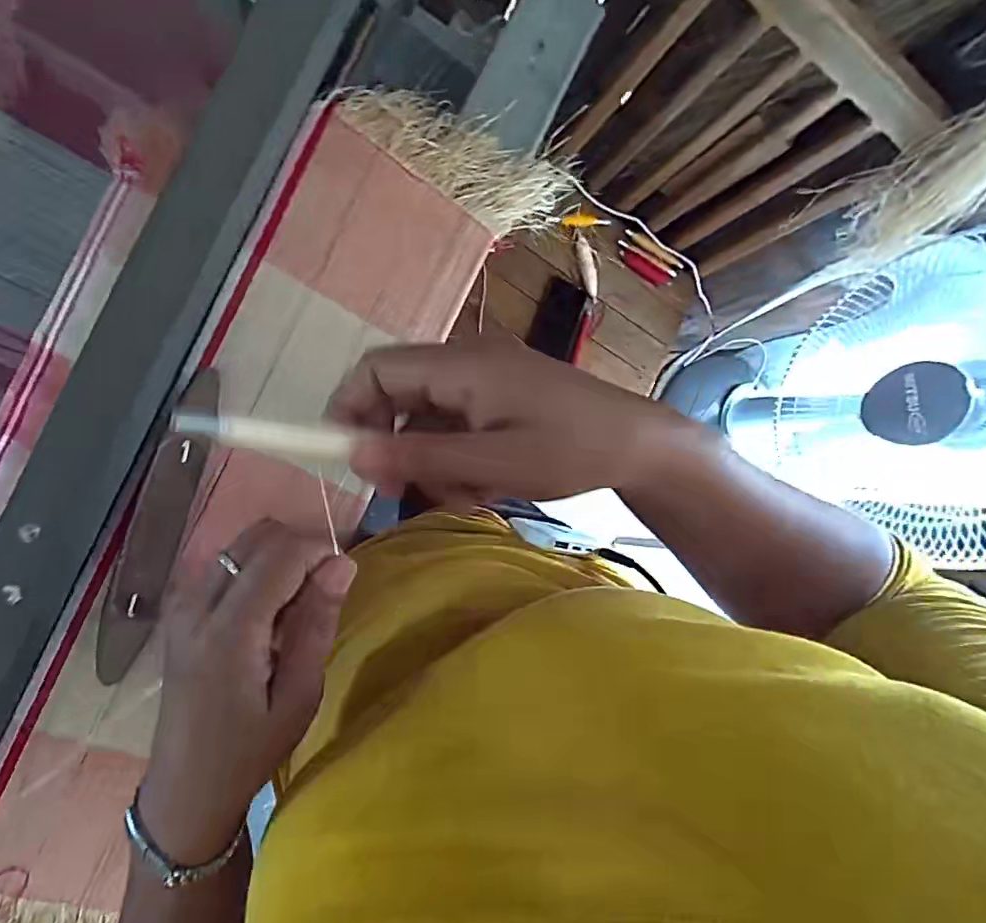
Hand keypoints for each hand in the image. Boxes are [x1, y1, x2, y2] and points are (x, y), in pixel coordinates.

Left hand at [138, 520, 356, 864]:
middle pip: (257, 537)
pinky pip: (223, 565)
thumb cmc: (248, 751)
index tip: (342, 576)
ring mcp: (180, 604)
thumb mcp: (298, 698)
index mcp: (229, 630)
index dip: (319, 550)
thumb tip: (343, 564)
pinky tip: (265, 614)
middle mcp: (196, 603)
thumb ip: (317, 624)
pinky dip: (254, 571)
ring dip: (276, 559)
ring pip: (238, 545)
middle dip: (298, 550)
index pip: (280, 553)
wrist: (185, 784)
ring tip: (293, 607)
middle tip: (320, 593)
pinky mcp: (177, 610)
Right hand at [328, 340, 706, 504]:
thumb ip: (419, 457)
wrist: (641, 446)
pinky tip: (481, 488)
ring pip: (426, 421)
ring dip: (430, 462)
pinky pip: (455, 428)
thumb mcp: (491, 463)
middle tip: (400, 490)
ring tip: (463, 497)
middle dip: (394, 446)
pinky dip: (455, 460)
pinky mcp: (498, 401)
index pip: (376, 370)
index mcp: (460, 364)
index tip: (343, 456)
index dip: (348, 408)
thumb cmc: (571, 450)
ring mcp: (484, 381)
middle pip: (397, 396)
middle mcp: (465, 363)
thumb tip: (353, 454)